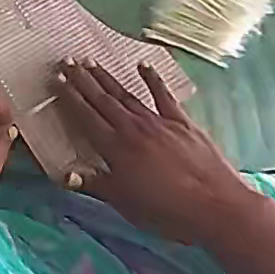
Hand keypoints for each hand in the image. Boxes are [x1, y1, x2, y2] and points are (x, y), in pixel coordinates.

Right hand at [55, 61, 259, 246]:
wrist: (217, 207)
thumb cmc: (167, 211)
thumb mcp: (125, 203)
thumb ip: (96, 185)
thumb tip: (65, 174)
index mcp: (115, 148)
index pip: (86, 117)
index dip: (70, 97)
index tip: (57, 81)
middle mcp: (133, 128)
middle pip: (102, 99)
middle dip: (82, 80)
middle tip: (67, 61)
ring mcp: (159, 122)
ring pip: (126, 95)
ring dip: (106, 78)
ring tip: (90, 62)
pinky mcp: (182, 123)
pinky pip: (163, 96)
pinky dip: (152, 79)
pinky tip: (142, 65)